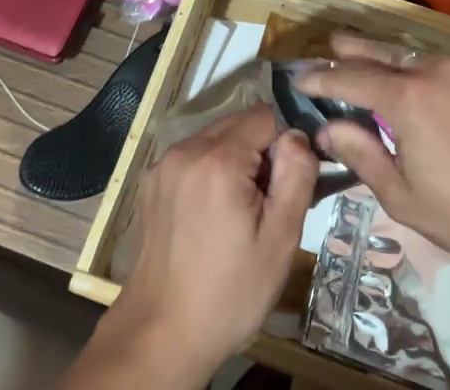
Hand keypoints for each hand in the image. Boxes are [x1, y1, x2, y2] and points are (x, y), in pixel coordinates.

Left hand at [89, 107, 316, 386]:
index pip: (265, 116)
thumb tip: (298, 135)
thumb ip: (297, 174)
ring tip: (242, 211)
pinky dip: (211, 171)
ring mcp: (163, 165)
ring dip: (236, 159)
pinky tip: (214, 215)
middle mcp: (185, 150)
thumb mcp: (281, 238)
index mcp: (218, 160)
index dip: (286, 142)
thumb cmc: (230, 291)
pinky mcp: (151, 182)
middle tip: (269, 201)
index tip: (291, 180)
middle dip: (261, 150)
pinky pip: (193, 157)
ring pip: (215, 138)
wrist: (162, 332)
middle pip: (238, 124)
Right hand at [291, 35, 449, 295]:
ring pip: (423, 58)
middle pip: (385, 53)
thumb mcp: (404, 198)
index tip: (300, 79)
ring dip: (397, 63)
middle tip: (333, 45)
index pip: (351, 78)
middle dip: (354, 50)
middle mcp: (438, 70)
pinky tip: (435, 92)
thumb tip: (328, 128)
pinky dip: (436, 76)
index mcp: (408, 99)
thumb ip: (362, 155)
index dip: (322, 79)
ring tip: (380, 67)